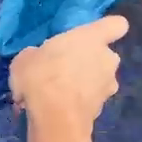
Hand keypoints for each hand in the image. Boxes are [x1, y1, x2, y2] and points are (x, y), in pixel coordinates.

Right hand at [9, 15, 127, 136]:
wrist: (54, 117)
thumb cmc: (41, 76)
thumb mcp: (25, 59)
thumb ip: (37, 55)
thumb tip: (38, 60)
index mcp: (92, 38)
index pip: (116, 24)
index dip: (104, 31)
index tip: (87, 39)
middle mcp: (108, 58)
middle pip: (104, 57)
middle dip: (87, 65)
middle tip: (61, 74)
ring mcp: (108, 86)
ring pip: (98, 82)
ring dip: (82, 87)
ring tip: (56, 98)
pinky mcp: (101, 109)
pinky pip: (88, 103)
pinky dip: (75, 106)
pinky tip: (55, 112)